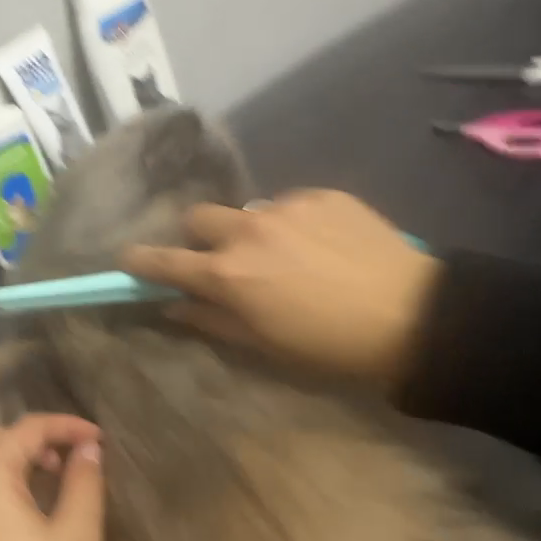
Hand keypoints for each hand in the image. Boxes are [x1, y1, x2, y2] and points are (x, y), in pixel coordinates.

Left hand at [0, 414, 104, 540]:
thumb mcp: (77, 535)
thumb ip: (84, 482)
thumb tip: (87, 449)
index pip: (25, 429)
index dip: (65, 426)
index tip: (97, 439)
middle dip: (31, 438)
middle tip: (66, 459)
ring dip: (9, 457)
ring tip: (46, 479)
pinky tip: (18, 504)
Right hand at [121, 190, 440, 389]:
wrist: (414, 316)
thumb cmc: (328, 345)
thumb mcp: (261, 344)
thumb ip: (209, 319)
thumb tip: (172, 305)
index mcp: (228, 273)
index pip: (164, 261)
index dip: (139, 261)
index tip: (127, 262)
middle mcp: (248, 231)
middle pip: (198, 218)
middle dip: (198, 238)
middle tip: (220, 262)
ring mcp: (287, 207)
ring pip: (246, 212)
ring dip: (249, 232)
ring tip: (285, 258)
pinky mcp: (324, 194)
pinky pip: (289, 205)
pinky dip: (291, 225)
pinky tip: (321, 248)